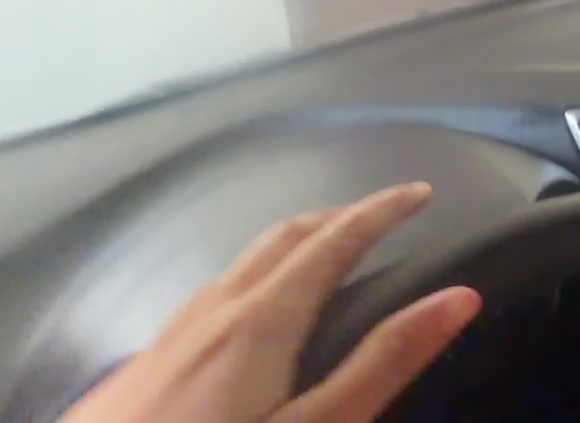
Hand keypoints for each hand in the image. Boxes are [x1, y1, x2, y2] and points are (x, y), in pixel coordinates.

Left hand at [61, 183, 479, 422]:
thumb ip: (384, 362)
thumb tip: (461, 295)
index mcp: (261, 321)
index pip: (336, 239)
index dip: (383, 210)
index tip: (421, 192)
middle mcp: (208, 316)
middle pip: (282, 238)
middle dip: (337, 216)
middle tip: (380, 217)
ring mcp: (156, 348)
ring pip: (235, 269)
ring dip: (289, 247)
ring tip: (320, 261)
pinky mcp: (119, 386)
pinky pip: (200, 306)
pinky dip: (245, 286)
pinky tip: (236, 333)